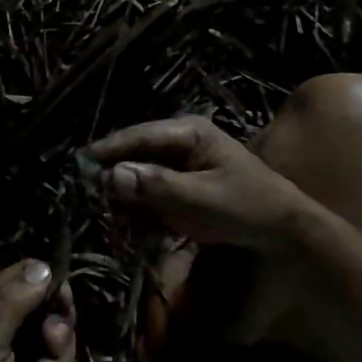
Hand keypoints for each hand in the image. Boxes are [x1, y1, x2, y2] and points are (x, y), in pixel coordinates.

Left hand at [0, 260, 77, 361]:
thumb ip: (11, 305)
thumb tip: (43, 266)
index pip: (26, 274)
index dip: (47, 279)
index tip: (61, 294)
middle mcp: (11, 324)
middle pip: (53, 304)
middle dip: (58, 325)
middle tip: (51, 341)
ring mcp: (29, 355)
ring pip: (64, 339)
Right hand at [90, 116, 314, 250]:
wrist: (284, 229)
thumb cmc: (248, 206)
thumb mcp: (203, 198)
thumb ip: (158, 186)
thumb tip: (112, 175)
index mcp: (187, 132)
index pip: (137, 136)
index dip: (107, 150)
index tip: (78, 164)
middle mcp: (179, 140)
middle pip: (134, 152)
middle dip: (110, 171)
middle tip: (82, 191)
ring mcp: (179, 162)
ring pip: (137, 171)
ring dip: (121, 191)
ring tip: (97, 207)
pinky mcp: (179, 183)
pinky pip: (148, 190)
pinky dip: (135, 205)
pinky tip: (124, 220)